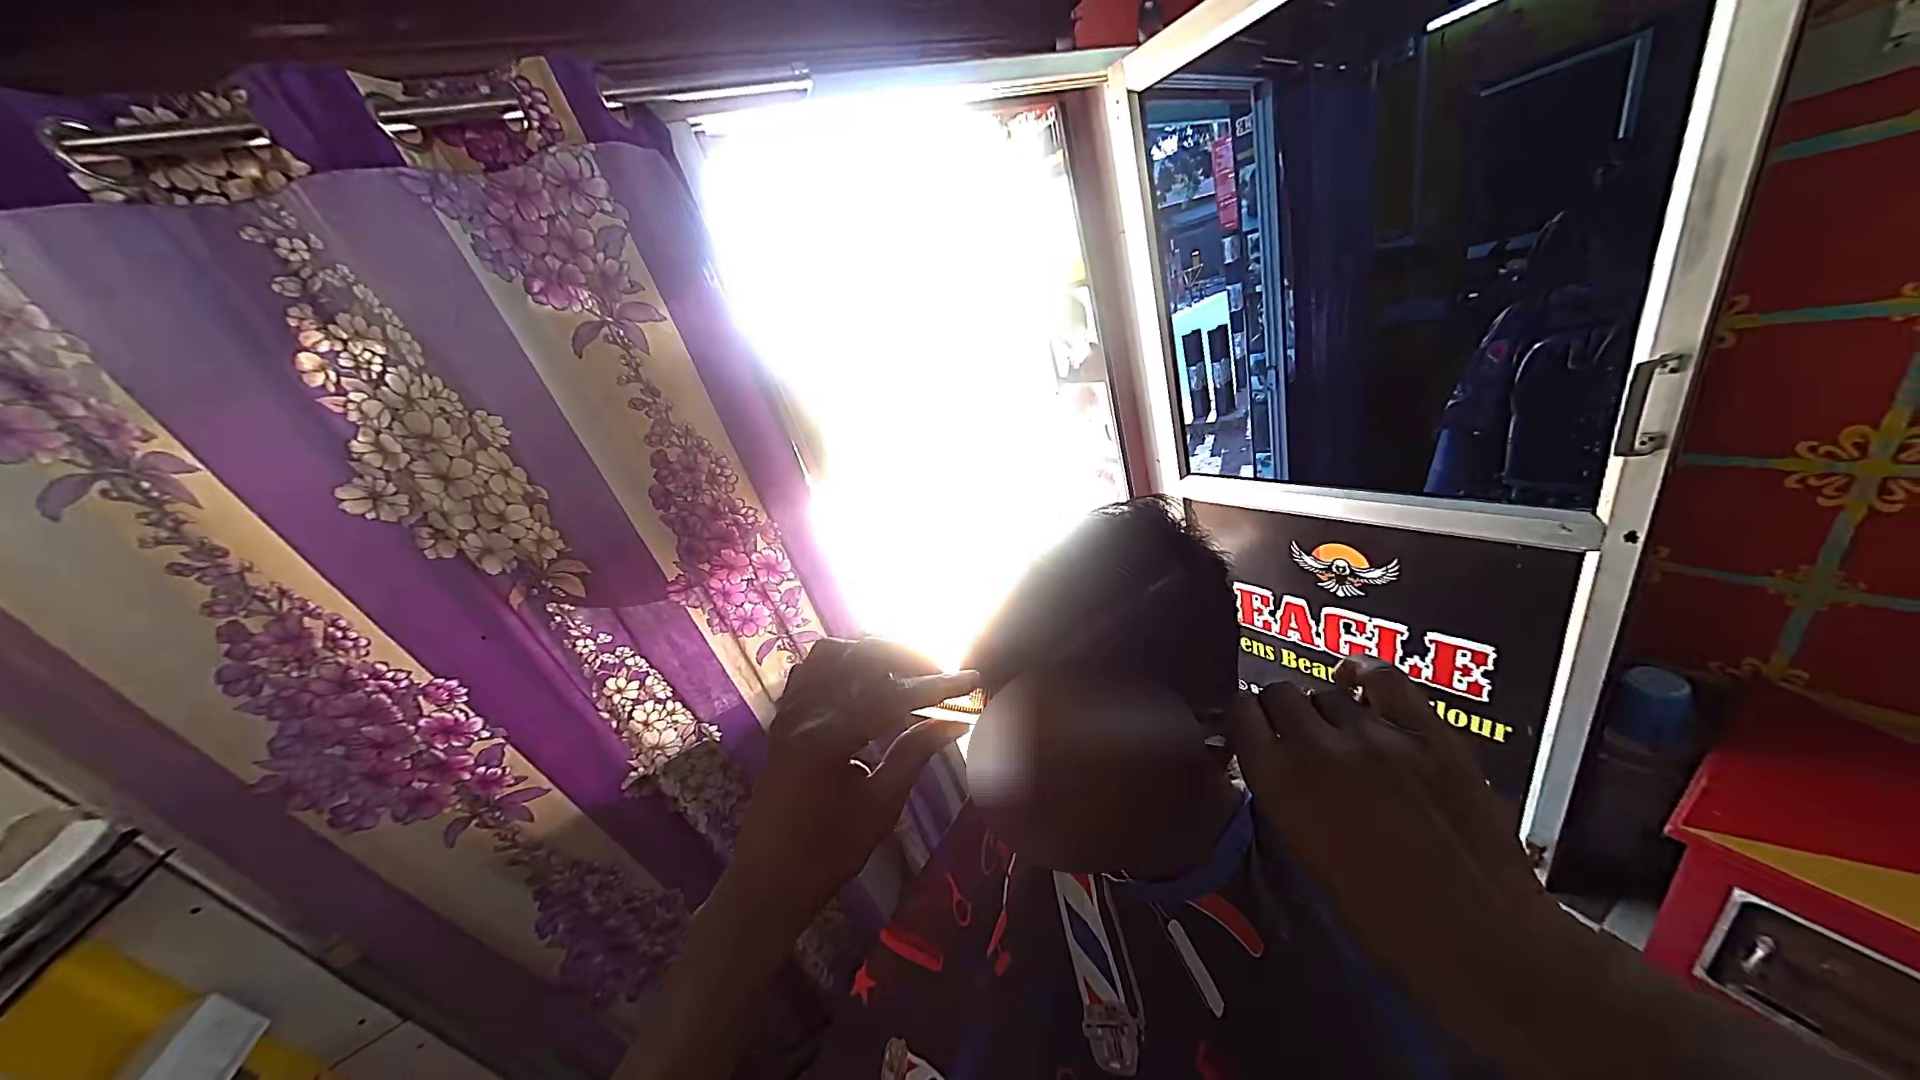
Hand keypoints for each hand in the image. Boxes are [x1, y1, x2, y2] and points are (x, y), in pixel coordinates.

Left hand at [729, 638, 976, 925]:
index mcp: (826, 740)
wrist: (765, 881)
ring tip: (906, 671)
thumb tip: (956, 721)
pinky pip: (812, 669)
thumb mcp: (879, 808)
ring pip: (833, 654)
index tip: (972, 679)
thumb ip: (914, 755)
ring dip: (873, 653)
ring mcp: (789, 712)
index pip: (892, 696)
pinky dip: (843, 662)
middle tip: (941, 676)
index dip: (936, 686)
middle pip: (861, 660)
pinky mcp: (784, 718)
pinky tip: (866, 679)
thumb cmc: (825, 855)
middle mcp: (804, 714)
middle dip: (907, 659)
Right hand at [1227, 658, 1565, 1066]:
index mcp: (1279, 783)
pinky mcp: (1427, 733)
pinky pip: (1384, 678)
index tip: (1254, 724)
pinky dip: (1364, 672)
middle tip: (1294, 729)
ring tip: (1335, 726)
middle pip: (1279, 692)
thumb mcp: (1303, 848)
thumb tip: (1274, 759)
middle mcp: (1317, 748)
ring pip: (1326, 691)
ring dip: (1322, 706)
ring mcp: (1374, 736)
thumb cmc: (1381, 913)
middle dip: (1280, 707)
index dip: (1245, 715)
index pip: (1241, 713)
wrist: (1479, 938)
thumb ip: (1282, 791)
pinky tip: (1357, 679)